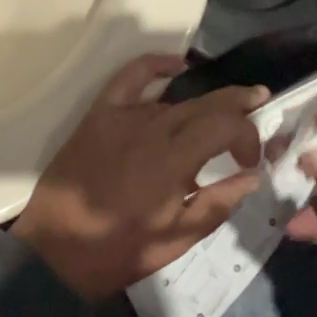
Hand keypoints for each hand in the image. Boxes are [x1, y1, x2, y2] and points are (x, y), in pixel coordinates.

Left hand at [11, 55, 266, 299]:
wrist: (55, 251)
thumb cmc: (118, 251)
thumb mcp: (176, 240)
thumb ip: (218, 204)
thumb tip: (252, 178)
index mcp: (173, 161)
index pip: (225, 126)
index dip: (248, 136)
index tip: (251, 160)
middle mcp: (151, 129)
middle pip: (205, 104)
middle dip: (238, 105)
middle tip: (260, 104)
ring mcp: (122, 117)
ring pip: (175, 99)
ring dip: (205, 102)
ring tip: (227, 105)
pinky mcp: (99, 114)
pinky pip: (130, 77)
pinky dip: (155, 65)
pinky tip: (177, 66)